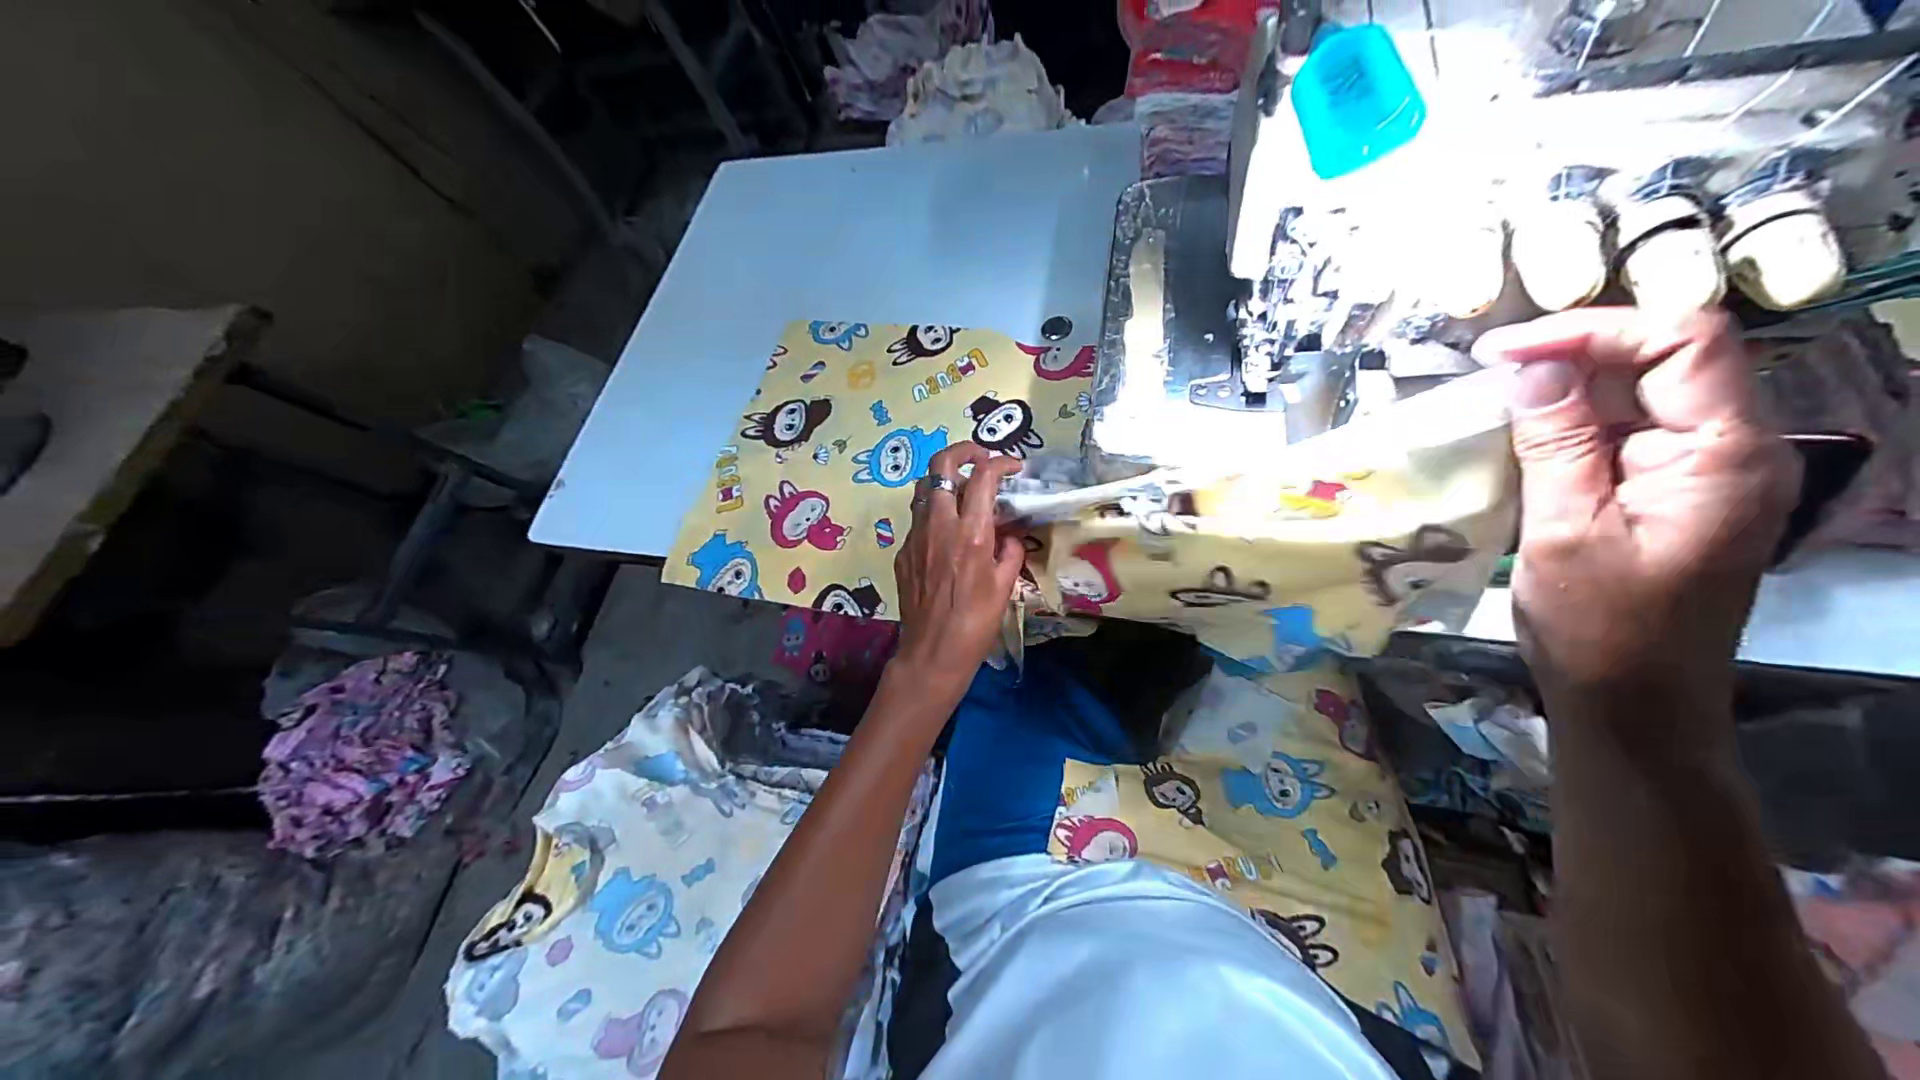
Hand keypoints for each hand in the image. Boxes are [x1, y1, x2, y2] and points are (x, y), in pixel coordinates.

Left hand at [890, 442, 1025, 693]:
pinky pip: (917, 520)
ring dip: (944, 481)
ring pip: (922, 489)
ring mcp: (915, 537)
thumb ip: (1009, 550)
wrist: (933, 651)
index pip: (982, 477)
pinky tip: (947, 534)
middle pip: (940, 466)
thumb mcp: (1005, 585)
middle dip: (962, 451)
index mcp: (970, 533)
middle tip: (979, 457)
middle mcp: (938, 525)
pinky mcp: (902, 552)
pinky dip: (934, 514)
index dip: (1000, 462)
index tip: (1012, 467)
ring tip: (963, 492)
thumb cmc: (976, 622)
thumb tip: (1008, 533)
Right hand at [1472, 308, 1799, 722]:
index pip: (1683, 341)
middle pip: (1666, 360)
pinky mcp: (1669, 493)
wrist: (1632, 702)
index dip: (1594, 330)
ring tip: (1493, 397)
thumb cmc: (1599, 627)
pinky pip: (1624, 434)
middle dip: (1575, 353)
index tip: (1506, 351)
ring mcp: (1701, 473)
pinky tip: (1520, 435)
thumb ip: (1558, 444)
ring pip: (1641, 395)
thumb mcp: (1565, 531)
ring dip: (1567, 388)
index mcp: (1722, 456)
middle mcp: (1729, 451)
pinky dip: (1570, 424)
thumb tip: (1533, 369)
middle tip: (1488, 371)